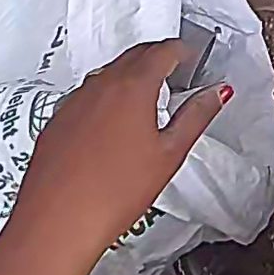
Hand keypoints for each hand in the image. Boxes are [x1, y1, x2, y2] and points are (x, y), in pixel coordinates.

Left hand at [14, 40, 230, 274]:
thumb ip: (197, 115)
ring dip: (130, 73)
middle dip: (157, 55)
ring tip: (148, 95)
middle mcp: (100, 86)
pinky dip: (106, 95)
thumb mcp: (170, 153)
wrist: (55, 225)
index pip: (162, 51)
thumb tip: (218, 92)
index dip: (182, 49)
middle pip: (134, 55)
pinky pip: (86, 94)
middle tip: (175, 67)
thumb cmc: (114, 193)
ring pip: (108, 73)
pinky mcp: (56, 122)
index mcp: (132, 87)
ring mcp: (73, 102)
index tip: (191, 55)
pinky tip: (113, 123)